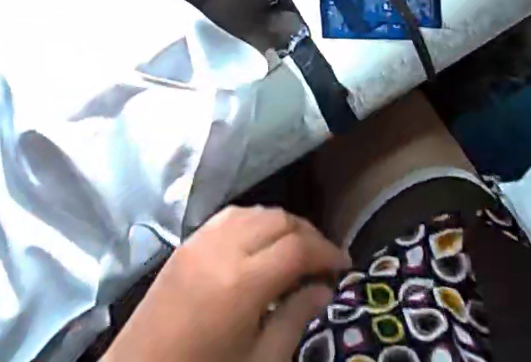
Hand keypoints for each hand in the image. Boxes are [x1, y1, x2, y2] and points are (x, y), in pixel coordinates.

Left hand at [103, 206, 347, 361]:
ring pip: (254, 210)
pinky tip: (262, 242)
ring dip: (281, 223)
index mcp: (242, 282)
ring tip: (299, 250)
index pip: (297, 248)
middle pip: (278, 220)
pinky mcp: (186, 243)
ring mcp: (200, 240)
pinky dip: (254, 220)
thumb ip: (293, 320)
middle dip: (308, 234)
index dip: (326, 252)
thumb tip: (323, 289)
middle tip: (326, 260)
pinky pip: (228, 216)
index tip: (345, 266)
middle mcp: (222, 248)